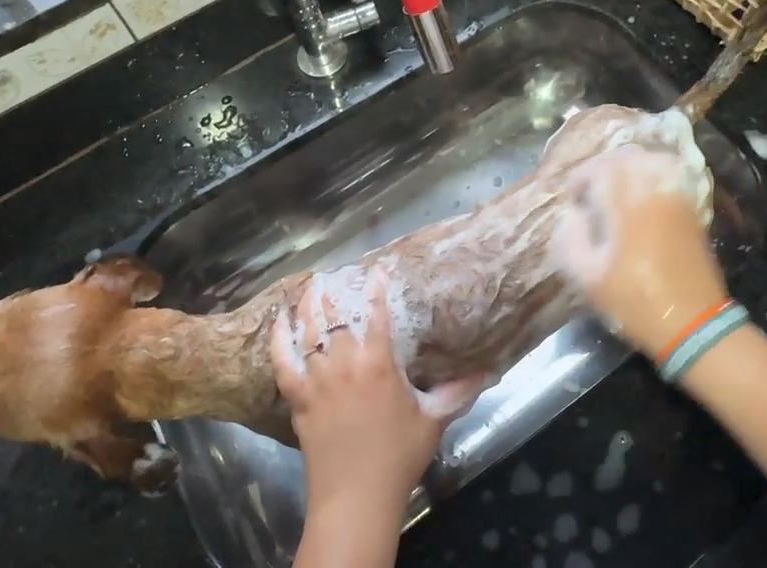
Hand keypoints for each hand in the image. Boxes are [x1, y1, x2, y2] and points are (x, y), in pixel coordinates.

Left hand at [269, 269, 485, 518]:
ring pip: (308, 332)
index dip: (376, 288)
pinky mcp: (298, 398)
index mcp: (380, 364)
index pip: (377, 314)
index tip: (376, 270)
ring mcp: (318, 380)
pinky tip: (279, 323)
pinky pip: (283, 362)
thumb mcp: (434, 421)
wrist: (357, 497)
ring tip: (309, 286)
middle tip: (334, 275)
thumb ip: (458, 392)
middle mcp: (346, 363)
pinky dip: (278, 340)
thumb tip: (488, 371)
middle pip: (336, 316)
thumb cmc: (398, 458)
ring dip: (308, 306)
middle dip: (333, 291)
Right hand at [553, 145, 728, 357]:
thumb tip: (570, 217)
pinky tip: (644, 197)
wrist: (694, 325)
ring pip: (653, 161)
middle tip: (591, 188)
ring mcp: (677, 202)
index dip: (580, 176)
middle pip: (627, 157)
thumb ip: (569, 241)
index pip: (600, 169)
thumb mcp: (589, 280)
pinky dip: (654, 176)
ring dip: (630, 167)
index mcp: (625, 207)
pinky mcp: (692, 214)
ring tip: (618, 187)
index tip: (573, 196)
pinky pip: (673, 177)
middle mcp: (653, 194)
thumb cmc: (636, 303)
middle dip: (603, 167)